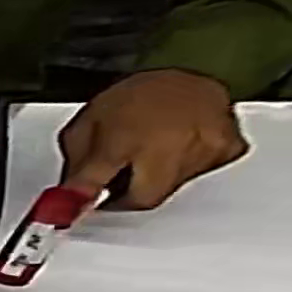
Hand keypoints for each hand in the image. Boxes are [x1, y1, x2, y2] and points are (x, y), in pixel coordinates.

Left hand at [59, 69, 246, 210]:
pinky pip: (194, 174)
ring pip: (168, 187)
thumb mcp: (80, 132)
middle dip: (121, 198)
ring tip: (140, 152)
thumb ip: (74, 167)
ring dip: (148, 180)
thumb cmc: (128, 100)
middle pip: (143, 198)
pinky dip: (176, 169)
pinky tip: (167, 148)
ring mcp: (203, 152)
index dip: (81, 203)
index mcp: (120, 144)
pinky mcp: (227, 152)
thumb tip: (65, 197)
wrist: (180, 80)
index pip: (95, 186)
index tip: (69, 212)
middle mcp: (167, 149)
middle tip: (109, 185)